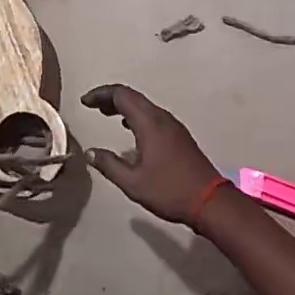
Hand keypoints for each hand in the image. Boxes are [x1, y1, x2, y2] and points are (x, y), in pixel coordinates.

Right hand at [83, 85, 223, 224]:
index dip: (101, 94)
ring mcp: (173, 125)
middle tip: (93, 106)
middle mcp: (162, 118)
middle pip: (133, 96)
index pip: (122, 95)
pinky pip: (153, 115)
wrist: (210, 200)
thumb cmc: (169, 191)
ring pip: (144, 105)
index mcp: (150, 123)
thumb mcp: (132, 183)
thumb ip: (109, 165)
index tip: (85, 102)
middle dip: (111, 97)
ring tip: (106, 114)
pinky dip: (136, 115)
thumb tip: (90, 152)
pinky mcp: (179, 135)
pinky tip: (130, 128)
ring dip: (124, 106)